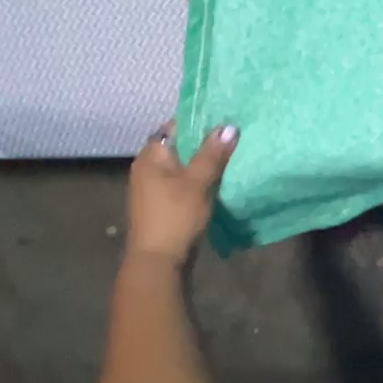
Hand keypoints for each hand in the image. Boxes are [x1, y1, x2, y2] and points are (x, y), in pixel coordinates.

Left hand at [125, 121, 238, 266]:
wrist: (158, 262)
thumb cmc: (175, 217)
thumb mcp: (197, 182)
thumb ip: (212, 154)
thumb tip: (229, 126)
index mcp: (150, 157)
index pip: (175, 127)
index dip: (199, 122)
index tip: (225, 121)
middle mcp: (148, 169)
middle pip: (180, 148)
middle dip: (206, 145)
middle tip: (235, 140)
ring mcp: (154, 189)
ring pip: (184, 168)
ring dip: (205, 165)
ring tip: (233, 159)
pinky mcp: (164, 206)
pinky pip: (184, 185)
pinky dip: (200, 182)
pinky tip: (220, 184)